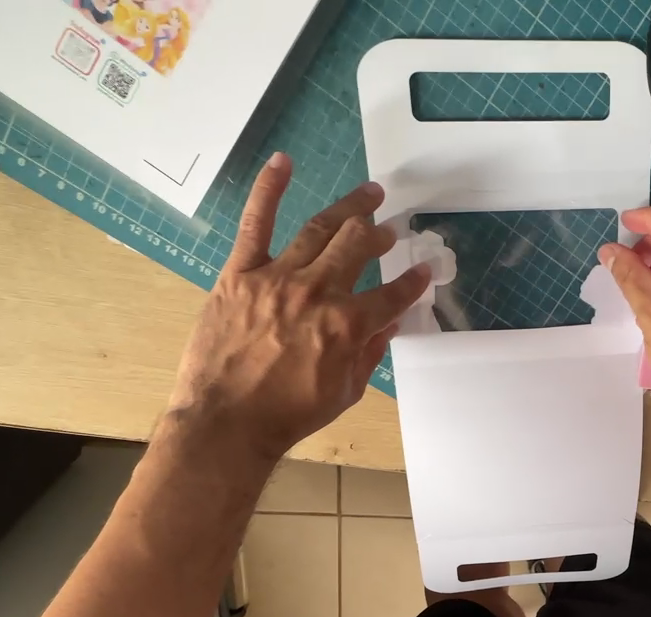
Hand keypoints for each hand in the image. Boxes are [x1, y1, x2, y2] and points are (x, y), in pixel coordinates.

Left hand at [167, 152, 430, 463]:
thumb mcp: (344, 393)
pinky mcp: (241, 273)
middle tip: (389, 229)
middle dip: (380, 236)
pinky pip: (256, 222)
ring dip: (349, 208)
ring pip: (320, 229)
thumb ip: (369, 355)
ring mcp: (277, 277)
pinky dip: (269, 189)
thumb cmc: (289, 415)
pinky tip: (283, 162)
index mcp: (347, 327)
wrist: (228, 420)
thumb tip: (388, 326)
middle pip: (358, 248)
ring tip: (368, 194)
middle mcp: (317, 292)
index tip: (422, 271)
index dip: (412, 282)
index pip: (392, 296)